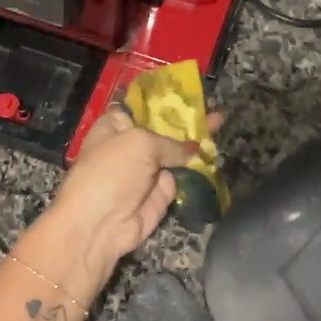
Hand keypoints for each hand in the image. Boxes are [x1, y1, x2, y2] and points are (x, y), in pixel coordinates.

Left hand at [46, 106, 222, 272]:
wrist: (100, 225)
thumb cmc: (111, 173)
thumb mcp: (140, 143)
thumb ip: (170, 142)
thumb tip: (193, 148)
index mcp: (114, 127)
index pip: (140, 108)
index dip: (163, 102)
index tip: (189, 95)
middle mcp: (129, 146)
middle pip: (162, 131)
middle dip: (186, 122)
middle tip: (214, 111)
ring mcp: (145, 172)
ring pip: (175, 154)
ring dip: (195, 144)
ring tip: (220, 123)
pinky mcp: (158, 195)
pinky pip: (179, 178)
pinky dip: (193, 172)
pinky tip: (214, 154)